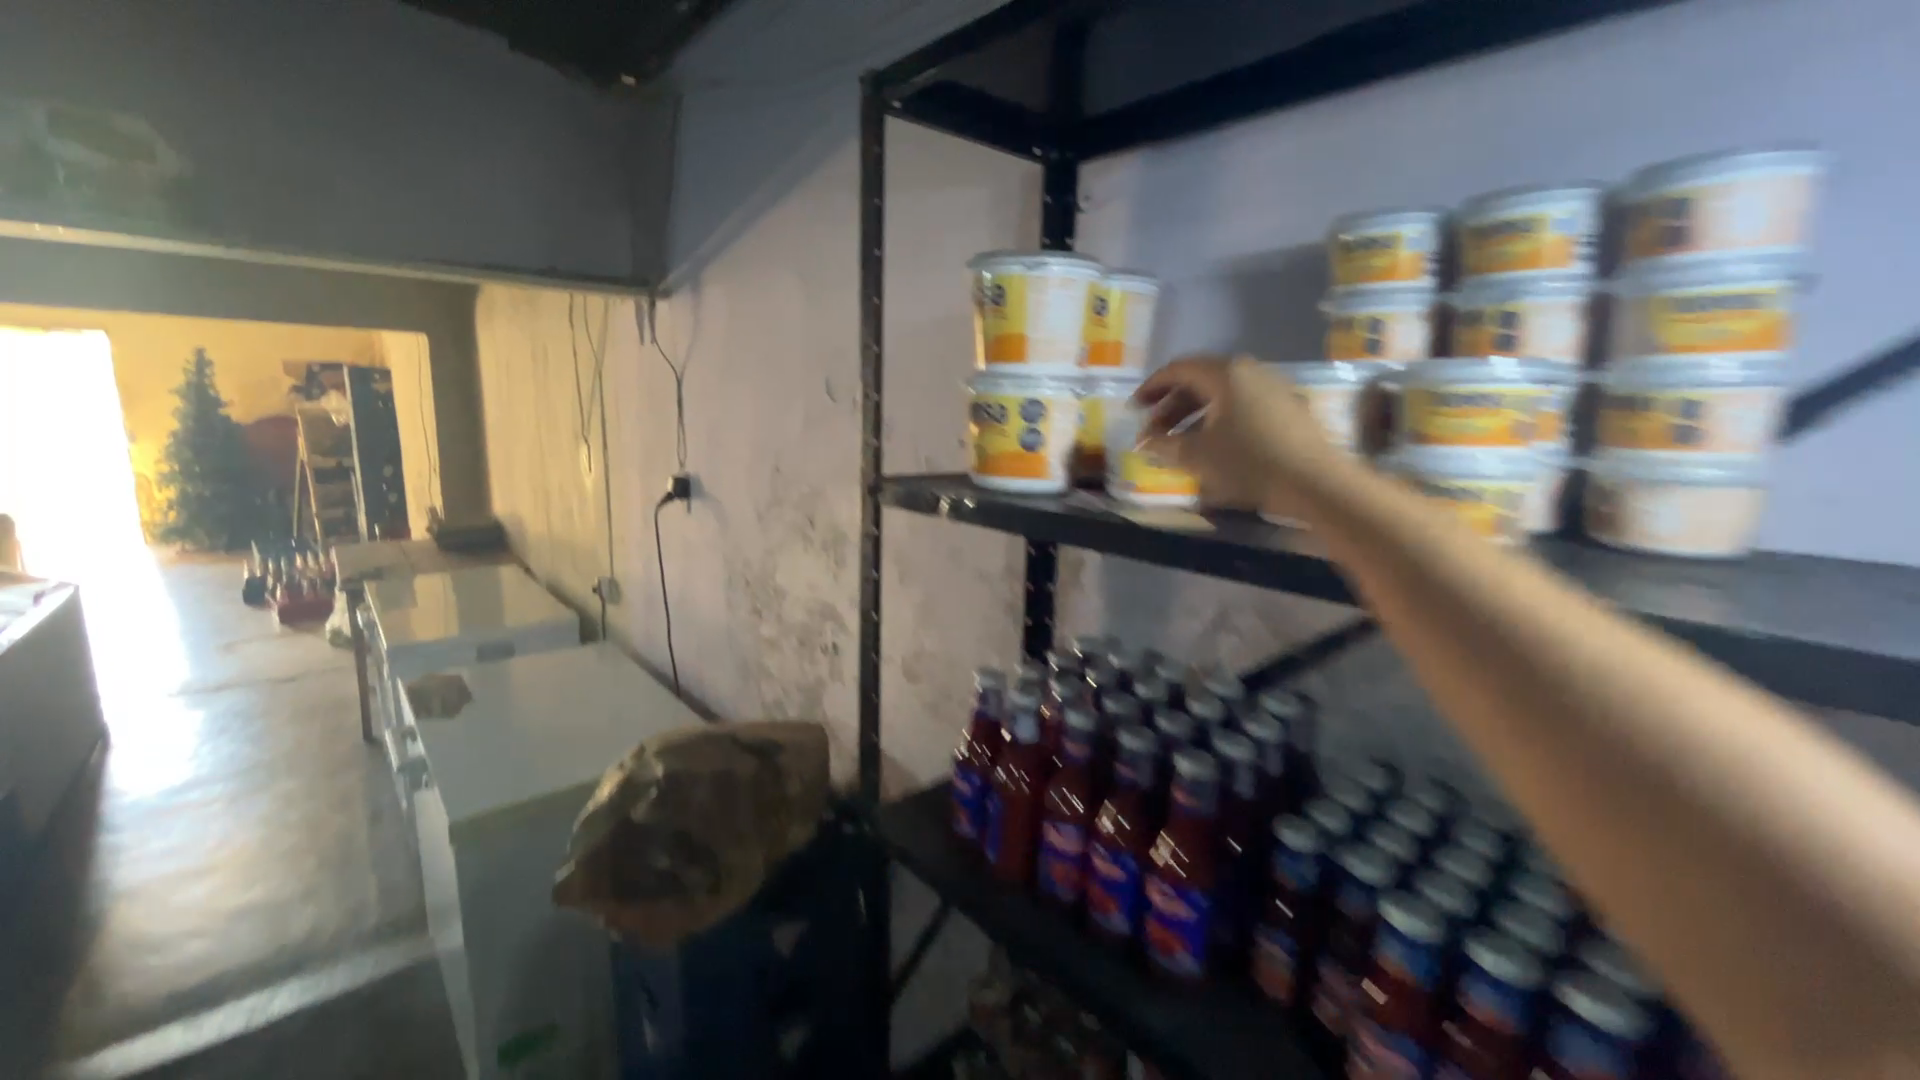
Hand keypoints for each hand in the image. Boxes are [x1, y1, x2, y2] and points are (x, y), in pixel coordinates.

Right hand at [1132, 355, 1344, 514]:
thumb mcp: (1197, 455)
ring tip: (1179, 443)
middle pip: (1200, 381)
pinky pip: (1242, 407)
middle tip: (1153, 431)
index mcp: (1224, 373)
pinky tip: (1213, 447)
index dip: (1150, 388)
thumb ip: (1163, 445)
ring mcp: (1273, 388)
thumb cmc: (1248, 462)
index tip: (1133, 409)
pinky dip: (1219, 421)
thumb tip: (1143, 442)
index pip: (1177, 369)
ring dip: (1194, 416)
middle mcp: (1249, 371)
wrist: (1314, 481)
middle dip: (1171, 406)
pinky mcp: (1288, 408)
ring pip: (1222, 396)